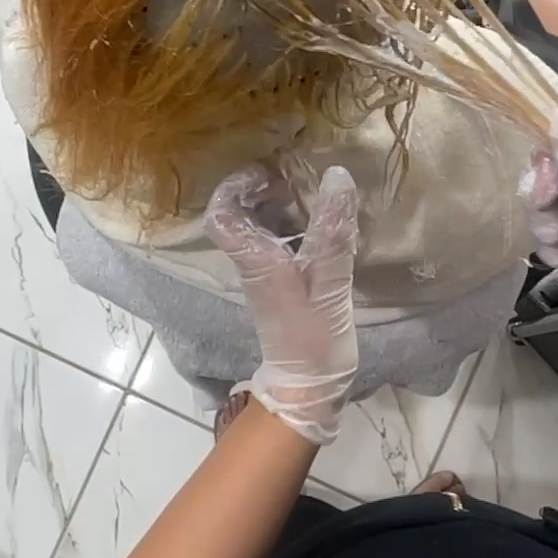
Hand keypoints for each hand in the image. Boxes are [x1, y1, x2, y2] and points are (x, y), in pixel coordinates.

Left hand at [204, 165, 359, 444]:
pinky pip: (278, 246)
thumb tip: (336, 175)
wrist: (309, 387)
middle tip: (296, 175)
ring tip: (313, 193)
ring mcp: (266, 278)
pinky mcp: (281, 288)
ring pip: (260, 230)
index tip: (264, 170)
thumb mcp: (328, 281)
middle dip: (262, 189)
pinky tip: (322, 225)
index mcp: (255, 260)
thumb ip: (332, 231)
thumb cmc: (313, 337)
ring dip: (280, 207)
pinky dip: (294, 228)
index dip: (232, 187)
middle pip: (240, 217)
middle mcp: (253, 265)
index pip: (221, 216)